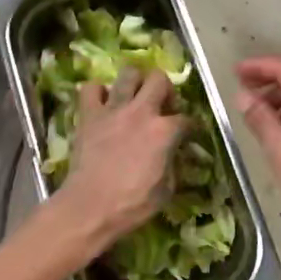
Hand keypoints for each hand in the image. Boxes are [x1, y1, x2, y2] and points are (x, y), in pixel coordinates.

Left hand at [14, 67, 185, 279]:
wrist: (90, 206)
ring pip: (128, 73)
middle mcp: (141, 112)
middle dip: (165, 89)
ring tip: (134, 96)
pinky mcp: (89, 114)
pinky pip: (91, 88)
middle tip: (161, 105)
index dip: (191, 126)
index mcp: (165, 131)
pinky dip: (97, 92)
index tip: (188, 132)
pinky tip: (102, 103)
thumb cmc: (132, 204)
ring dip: (134, 81)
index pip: (187, 119)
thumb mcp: (166, 190)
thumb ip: (172, 164)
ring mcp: (113, 109)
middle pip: (159, 79)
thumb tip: (171, 155)